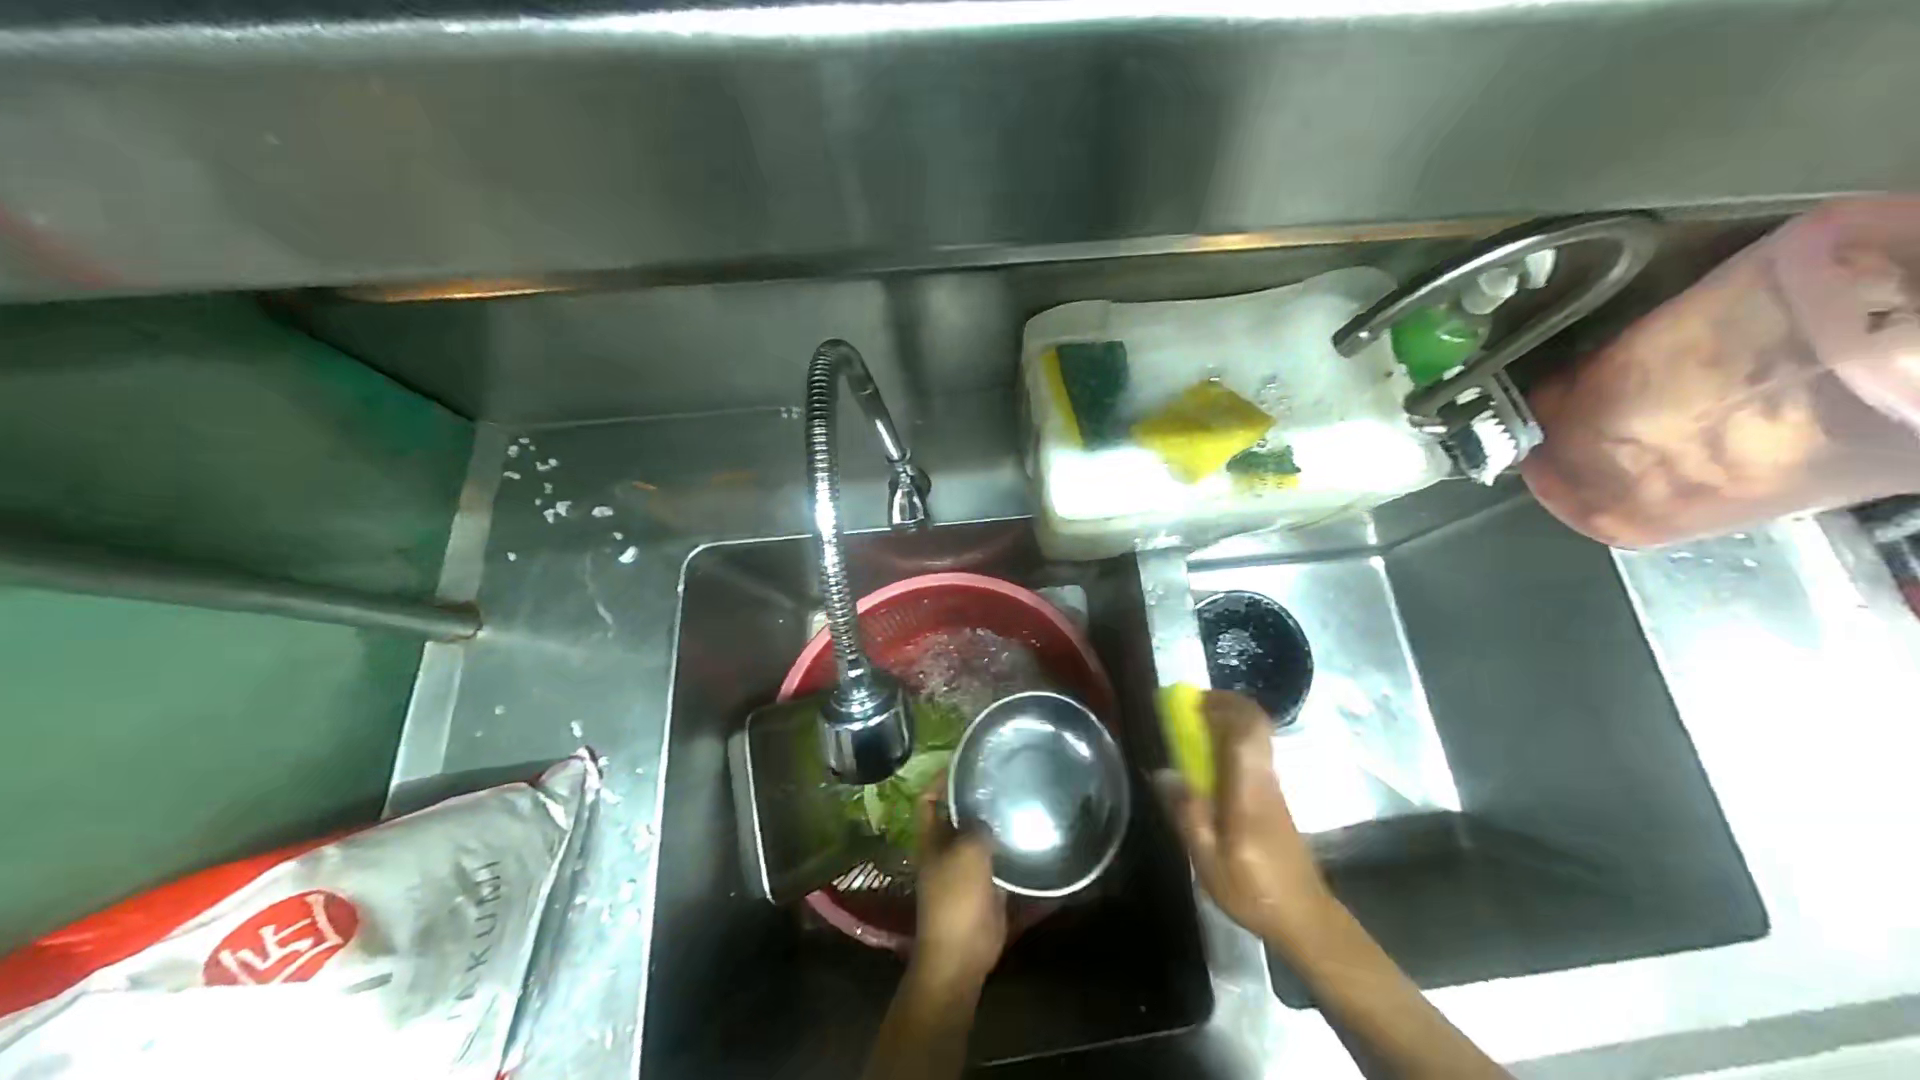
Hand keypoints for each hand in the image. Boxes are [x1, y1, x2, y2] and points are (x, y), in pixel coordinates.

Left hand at [910, 778, 1006, 989]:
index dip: (940, 778)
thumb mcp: (967, 851)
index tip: (966, 761)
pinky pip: (1003, 865)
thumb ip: (978, 825)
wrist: (963, 953)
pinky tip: (1036, 839)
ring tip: (1023, 800)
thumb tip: (989, 810)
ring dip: (999, 825)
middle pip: (958, 816)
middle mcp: (946, 850)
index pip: (928, 798)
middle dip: (977, 799)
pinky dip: (1016, 855)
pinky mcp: (988, 889)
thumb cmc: (956, 897)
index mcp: (932, 838)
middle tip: (1004, 777)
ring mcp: (967, 871)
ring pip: (982, 839)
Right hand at [1156, 690, 1333, 942]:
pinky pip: (1254, 754)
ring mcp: (1273, 787)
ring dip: (1229, 722)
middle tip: (1192, 708)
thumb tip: (1164, 773)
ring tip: (1195, 730)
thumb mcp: (1207, 859)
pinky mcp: (1274, 798)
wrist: (1304, 918)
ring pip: (1257, 737)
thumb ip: (1187, 812)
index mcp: (1248, 790)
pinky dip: (1233, 742)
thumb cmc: (1252, 890)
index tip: (1193, 701)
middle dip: (1226, 705)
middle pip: (1256, 725)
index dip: (1223, 706)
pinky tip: (1209, 762)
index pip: (1246, 730)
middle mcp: (1265, 779)